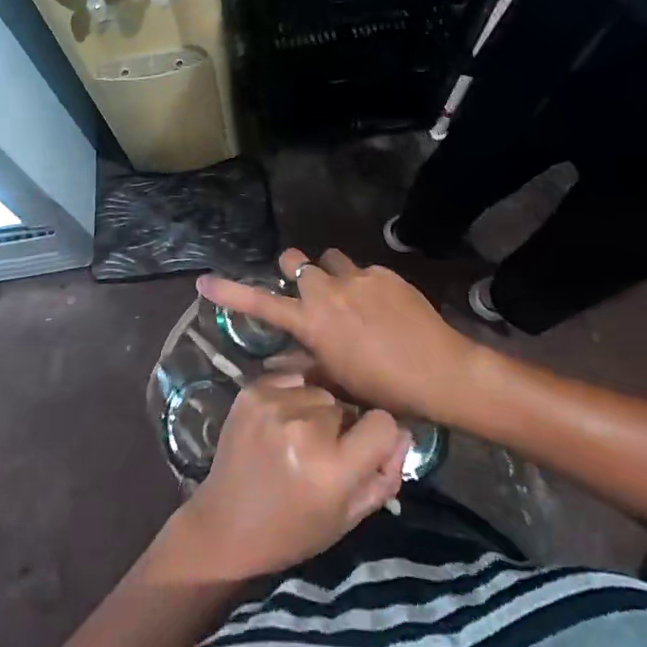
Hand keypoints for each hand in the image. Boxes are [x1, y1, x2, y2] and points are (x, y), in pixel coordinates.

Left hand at [172, 373, 409, 580]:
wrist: (227, 522)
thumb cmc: (294, 529)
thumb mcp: (350, 515)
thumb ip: (384, 474)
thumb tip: (404, 432)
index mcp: (333, 466)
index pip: (383, 423)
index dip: (379, 436)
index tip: (366, 449)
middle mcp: (303, 427)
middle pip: (346, 405)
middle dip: (342, 425)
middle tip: (324, 451)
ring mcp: (272, 405)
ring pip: (318, 390)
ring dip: (316, 408)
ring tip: (299, 436)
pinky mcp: (249, 392)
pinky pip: (288, 378)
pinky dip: (291, 395)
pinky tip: (281, 420)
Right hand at [198, 248, 480, 425]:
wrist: (443, 371)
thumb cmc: (385, 387)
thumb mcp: (338, 383)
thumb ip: (305, 367)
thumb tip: (277, 367)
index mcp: (311, 323)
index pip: (260, 303)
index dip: (229, 292)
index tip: (204, 280)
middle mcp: (326, 292)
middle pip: (294, 261)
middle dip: (294, 270)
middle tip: (306, 290)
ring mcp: (356, 278)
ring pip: (329, 259)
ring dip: (330, 274)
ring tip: (349, 297)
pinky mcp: (383, 273)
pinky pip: (363, 270)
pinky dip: (364, 284)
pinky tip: (382, 308)